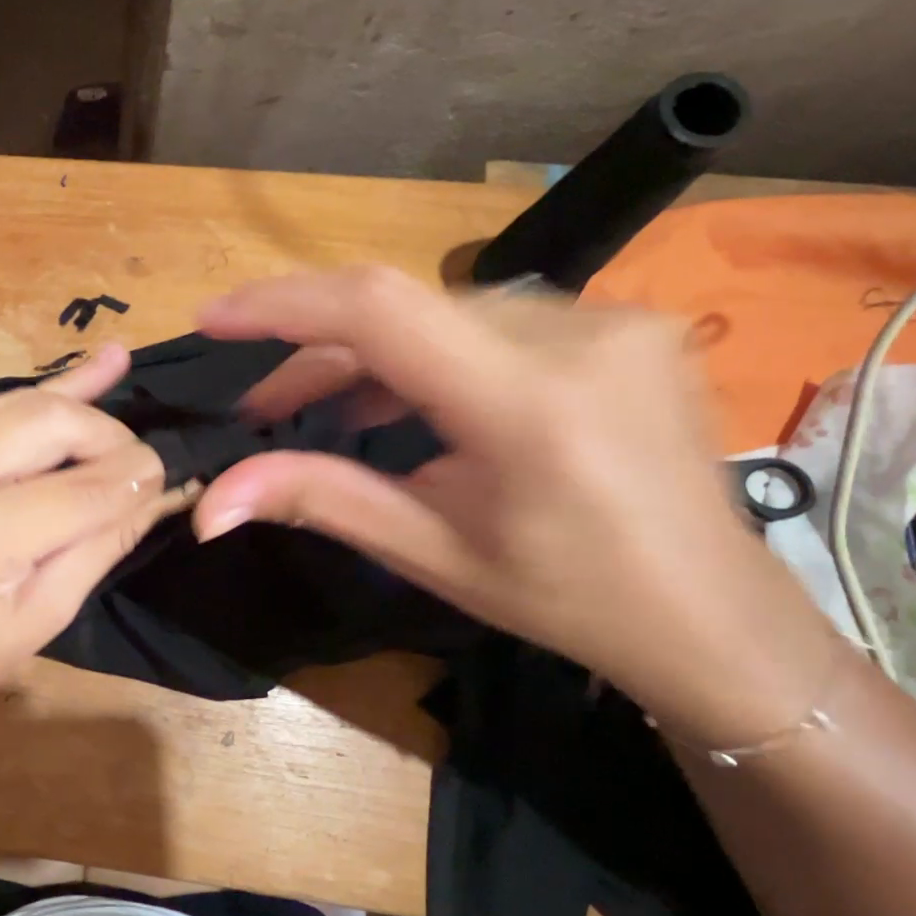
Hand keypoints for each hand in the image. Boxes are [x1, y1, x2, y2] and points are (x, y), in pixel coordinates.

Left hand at [0, 345, 191, 717]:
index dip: (133, 478)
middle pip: (46, 422)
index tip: (167, 477)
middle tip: (138, 464)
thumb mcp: (45, 615)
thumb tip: (158, 487)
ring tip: (122, 426)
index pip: (78, 490)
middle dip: (106, 435)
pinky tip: (98, 368)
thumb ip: (101, 543)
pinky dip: (41, 399)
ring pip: (18, 401)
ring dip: (77, 411)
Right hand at [189, 268, 828, 728]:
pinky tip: (406, 401)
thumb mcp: (429, 551)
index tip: (212, 317)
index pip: (380, 313)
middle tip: (262, 407)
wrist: (707, 611)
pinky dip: (428, 355)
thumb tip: (208, 505)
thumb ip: (317, 500)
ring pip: (443, 313)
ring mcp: (614, 320)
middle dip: (316, 353)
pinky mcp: (624, 323)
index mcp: (530, 406)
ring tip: (324, 411)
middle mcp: (580, 336)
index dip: (282, 304)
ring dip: (370, 356)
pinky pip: (491, 320)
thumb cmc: (563, 598)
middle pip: (405, 310)